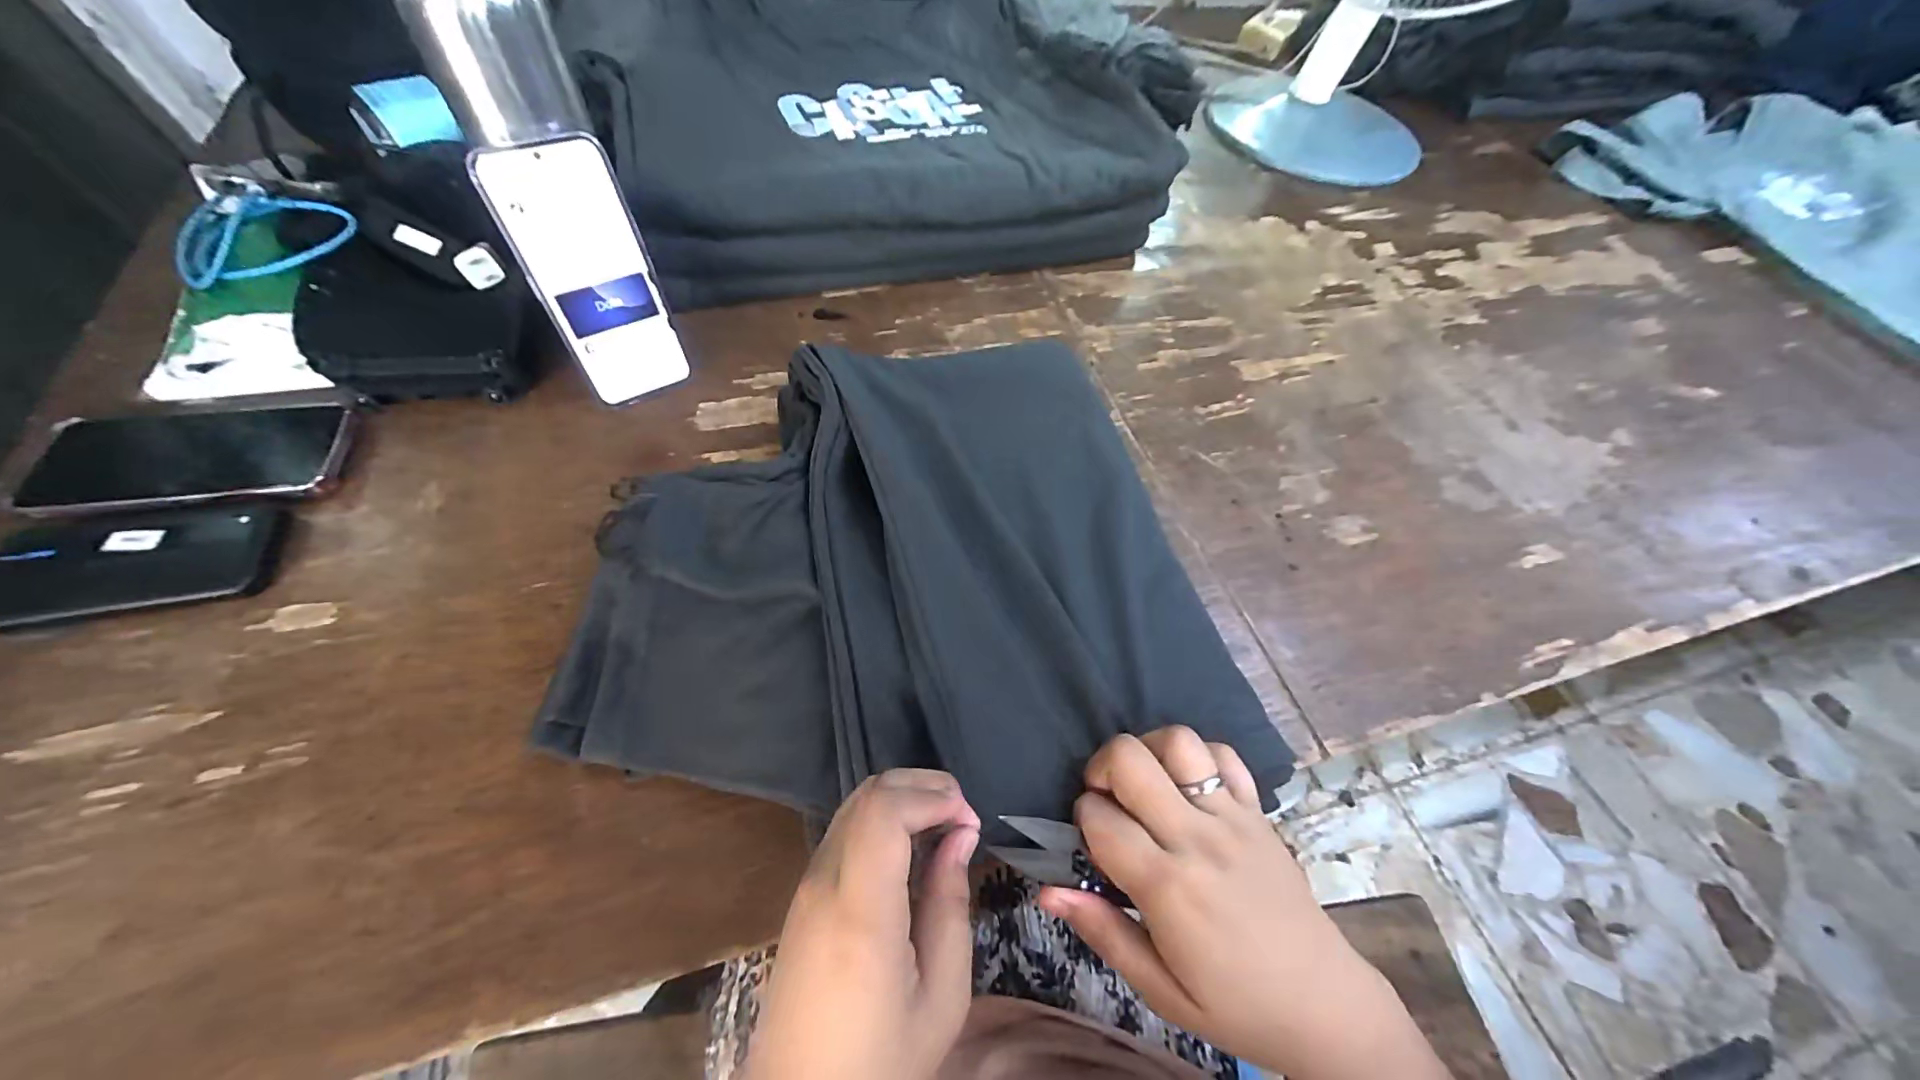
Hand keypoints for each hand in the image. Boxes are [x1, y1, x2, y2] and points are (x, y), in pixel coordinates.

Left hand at [747, 769, 980, 1079]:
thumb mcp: (940, 994)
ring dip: (902, 798)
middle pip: (868, 794)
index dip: (932, 796)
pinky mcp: (802, 895)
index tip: (969, 820)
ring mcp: (807, 885)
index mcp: (860, 909)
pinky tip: (911, 846)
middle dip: (922, 786)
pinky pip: (844, 830)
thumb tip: (960, 836)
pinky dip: (882, 818)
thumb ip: (950, 904)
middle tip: (962, 814)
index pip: (884, 810)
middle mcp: (824, 882)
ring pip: (853, 805)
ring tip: (943, 825)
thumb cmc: (881, 1058)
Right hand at [1038, 728, 1447, 1079]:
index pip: (1100, 817)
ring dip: (1148, 751)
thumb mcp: (1158, 988)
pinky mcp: (1259, 813)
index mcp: (1167, 886)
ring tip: (1145, 783)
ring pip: (1178, 741)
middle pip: (1130, 759)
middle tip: (1106, 798)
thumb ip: (1101, 931)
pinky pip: (1225, 755)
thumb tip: (1045, 892)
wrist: (1325, 1006)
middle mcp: (1197, 838)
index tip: (1091, 839)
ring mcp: (1233, 818)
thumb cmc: (1233, 1003)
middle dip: (1101, 768)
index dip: (1082, 818)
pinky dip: (1198, 757)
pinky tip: (1189, 786)